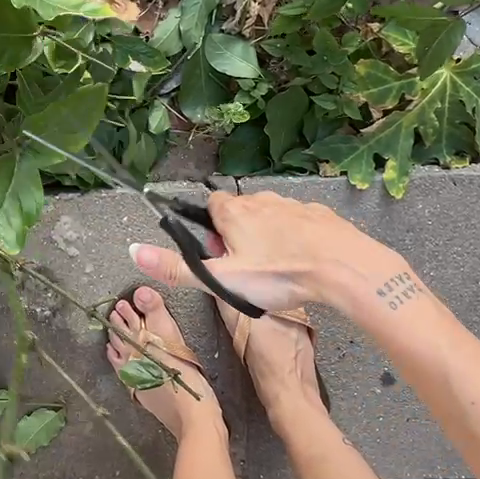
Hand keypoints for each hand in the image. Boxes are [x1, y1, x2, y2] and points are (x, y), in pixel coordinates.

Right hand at [130, 191, 413, 312]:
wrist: (346, 270)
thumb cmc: (280, 275)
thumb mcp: (222, 278)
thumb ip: (176, 268)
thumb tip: (133, 251)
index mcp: (233, 211)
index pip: (210, 206)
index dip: (211, 230)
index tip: (220, 254)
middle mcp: (261, 199)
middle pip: (240, 211)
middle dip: (239, 234)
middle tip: (248, 268)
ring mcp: (293, 204)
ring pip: (271, 217)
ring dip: (268, 236)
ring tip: (279, 269)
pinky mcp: (321, 214)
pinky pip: (301, 223)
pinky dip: (298, 238)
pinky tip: (305, 262)